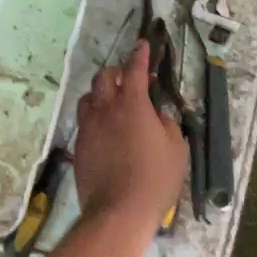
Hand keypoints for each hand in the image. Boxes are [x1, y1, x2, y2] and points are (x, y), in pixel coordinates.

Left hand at [74, 40, 186, 229]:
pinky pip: (85, 121)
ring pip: (89, 97)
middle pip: (104, 77)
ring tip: (112, 101)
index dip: (140, 54)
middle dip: (117, 71)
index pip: (135, 69)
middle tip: (129, 78)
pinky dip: (95, 116)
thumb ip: (168, 122)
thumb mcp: (176, 148)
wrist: (118, 212)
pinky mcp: (80, 146)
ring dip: (101, 93)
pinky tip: (105, 129)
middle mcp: (106, 108)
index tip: (143, 44)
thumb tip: (159, 113)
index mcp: (133, 103)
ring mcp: (89, 127)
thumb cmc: (155, 178)